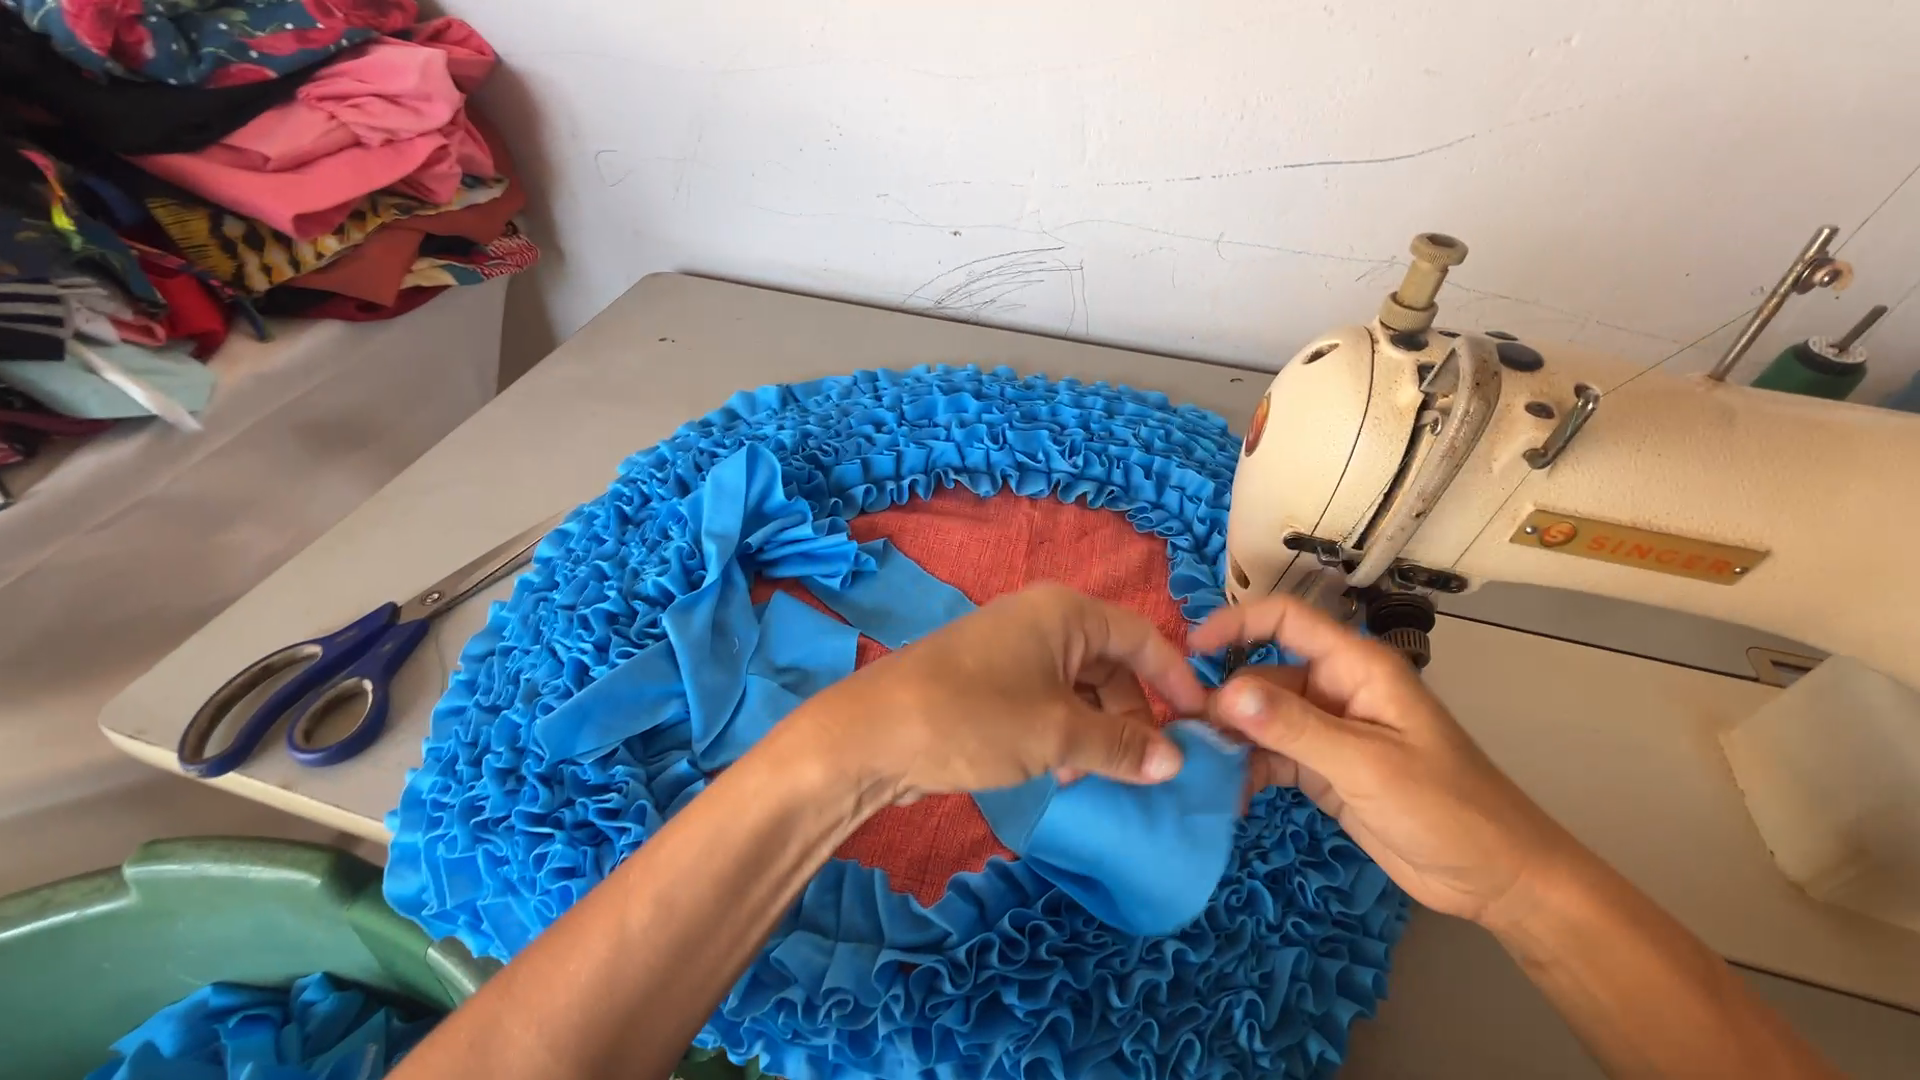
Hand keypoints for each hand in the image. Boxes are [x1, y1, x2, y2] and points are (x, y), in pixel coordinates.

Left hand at [794, 584, 1208, 800]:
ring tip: (1095, 776)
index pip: (1141, 637)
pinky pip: (1044, 702)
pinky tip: (1059, 773)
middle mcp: (1040, 620)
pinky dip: (1062, 734)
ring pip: (1077, 688)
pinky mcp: (986, 681)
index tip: (1199, 726)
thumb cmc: (976, 717)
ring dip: (1096, 732)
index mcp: (1064, 612)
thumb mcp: (1058, 734)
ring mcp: (1009, 650)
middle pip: (1109, 664)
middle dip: (1132, 716)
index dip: (1176, 680)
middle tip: (1146, 766)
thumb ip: (1122, 746)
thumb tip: (1173, 761)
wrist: (873, 733)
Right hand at [1190, 596, 1580, 925]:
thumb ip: (1295, 728)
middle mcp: (1336, 690)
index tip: (1189, 650)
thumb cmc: (1448, 809)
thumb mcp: (1367, 765)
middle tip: (1188, 741)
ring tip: (1202, 772)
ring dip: (1232, 743)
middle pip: (1262, 678)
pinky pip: (1271, 757)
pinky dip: (1249, 772)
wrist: (1499, 880)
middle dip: (1224, 704)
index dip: (1236, 624)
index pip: (1287, 621)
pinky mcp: (1323, 770)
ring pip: (1261, 720)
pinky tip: (1229, 797)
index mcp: (1356, 668)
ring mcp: (1328, 732)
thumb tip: (1224, 694)